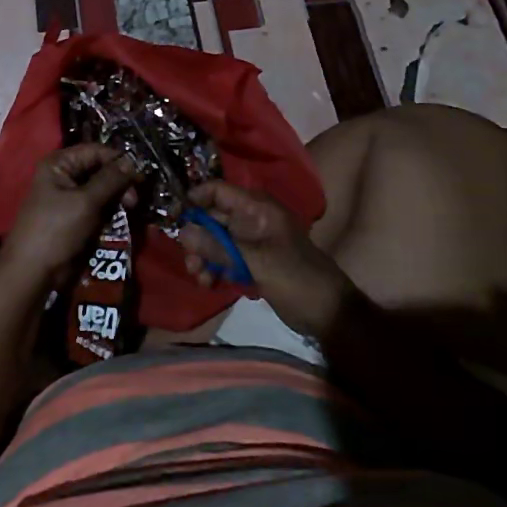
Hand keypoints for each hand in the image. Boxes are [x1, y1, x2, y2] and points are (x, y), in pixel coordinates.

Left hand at [0, 144, 139, 288]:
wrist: (34, 270)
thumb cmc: (57, 229)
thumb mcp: (85, 202)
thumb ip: (110, 180)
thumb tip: (132, 161)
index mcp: (59, 164)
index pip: (95, 151)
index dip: (118, 160)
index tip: (141, 177)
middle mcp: (64, 175)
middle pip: (100, 169)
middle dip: (119, 182)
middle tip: (134, 201)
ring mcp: (69, 196)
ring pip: (101, 189)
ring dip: (116, 198)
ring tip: (129, 210)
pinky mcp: (76, 216)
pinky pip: (98, 206)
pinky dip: (109, 210)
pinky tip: (118, 219)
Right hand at [178, 182, 352, 328]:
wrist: (331, 316)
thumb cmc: (297, 279)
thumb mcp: (255, 262)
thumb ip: (217, 246)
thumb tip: (181, 231)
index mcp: (257, 209)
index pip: (218, 190)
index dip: (195, 199)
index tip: (175, 217)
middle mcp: (251, 220)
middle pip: (212, 218)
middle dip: (196, 238)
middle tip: (189, 261)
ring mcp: (251, 242)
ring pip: (215, 240)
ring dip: (203, 257)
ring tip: (200, 278)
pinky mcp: (251, 262)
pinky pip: (224, 258)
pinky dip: (214, 268)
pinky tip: (208, 284)